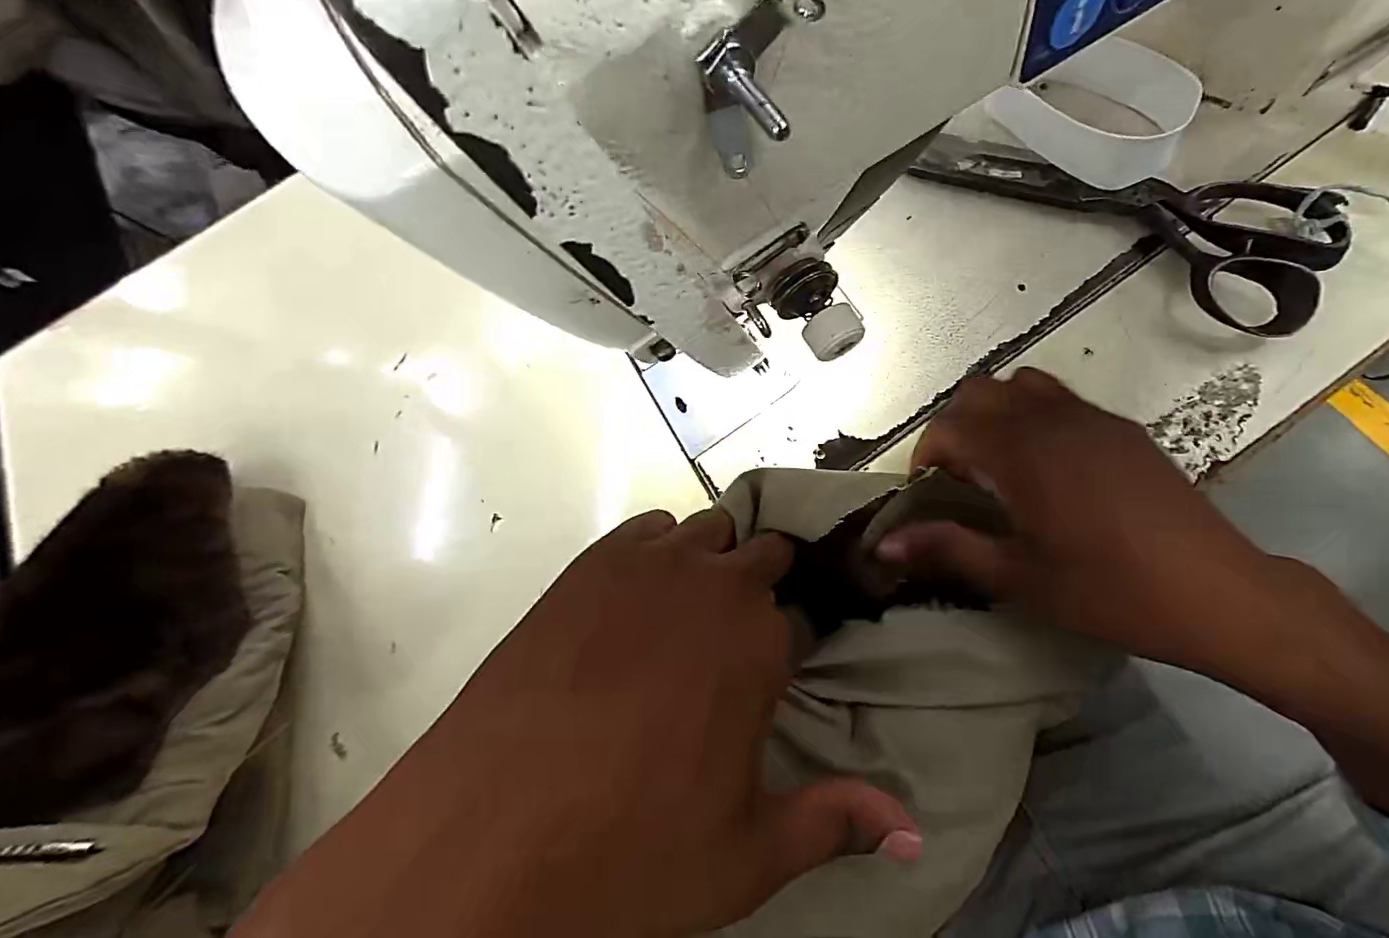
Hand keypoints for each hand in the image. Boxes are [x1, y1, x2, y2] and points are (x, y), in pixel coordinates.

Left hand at [239, 509, 920, 937]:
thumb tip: (918, 836)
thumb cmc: (626, 857)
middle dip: (763, 589)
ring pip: (709, 532)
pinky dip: (657, 548)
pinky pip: (645, 529)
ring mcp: (646, 568)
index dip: (797, 641)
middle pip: (765, 556)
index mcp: (762, 642)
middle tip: (738, 645)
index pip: (806, 612)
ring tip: (690, 617)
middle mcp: (714, 587)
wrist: (470, 858)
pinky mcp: (585, 569)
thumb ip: (838, 824)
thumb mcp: (746, 856)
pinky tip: (640, 598)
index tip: (781, 670)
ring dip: (713, 563)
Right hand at [876, 368, 1316, 678]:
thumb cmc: (1108, 591)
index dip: (926, 455)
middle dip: (956, 426)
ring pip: (1023, 385)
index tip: (929, 492)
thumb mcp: (1020, 578)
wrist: (1213, 589)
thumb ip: (949, 549)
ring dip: (997, 413)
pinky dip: (1036, 415)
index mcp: (1022, 453)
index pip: (950, 427)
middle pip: (980, 391)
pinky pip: (1063, 399)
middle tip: (961, 477)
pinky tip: (1053, 467)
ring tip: (1002, 464)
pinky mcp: (1123, 426)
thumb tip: (883, 544)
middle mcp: (1053, 419)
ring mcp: (1093, 417)